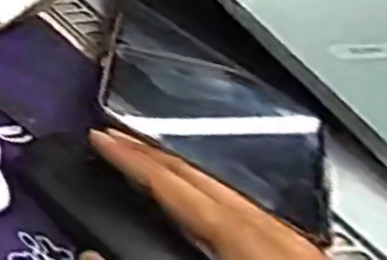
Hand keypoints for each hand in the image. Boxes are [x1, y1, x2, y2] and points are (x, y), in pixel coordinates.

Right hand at [81, 129, 323, 259]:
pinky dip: (230, 209)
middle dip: (162, 160)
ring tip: (155, 164)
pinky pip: (274, 232)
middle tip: (116, 138)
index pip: (186, 194)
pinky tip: (217, 212)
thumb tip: (92, 255)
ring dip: (194, 181)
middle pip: (221, 192)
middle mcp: (294, 254)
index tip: (97, 138)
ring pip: (250, 208)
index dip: (135, 162)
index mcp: (261, 254)